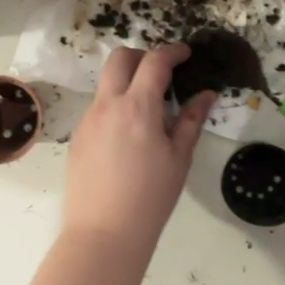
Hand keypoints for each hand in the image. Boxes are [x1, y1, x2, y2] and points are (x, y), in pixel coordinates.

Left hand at [64, 45, 215, 251]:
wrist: (103, 233)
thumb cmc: (150, 197)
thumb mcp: (179, 158)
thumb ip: (191, 120)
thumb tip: (206, 94)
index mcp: (137, 107)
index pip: (154, 62)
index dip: (172, 51)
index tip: (185, 54)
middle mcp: (108, 105)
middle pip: (119, 58)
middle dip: (142, 55)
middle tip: (162, 73)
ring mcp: (88, 120)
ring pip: (105, 83)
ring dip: (126, 81)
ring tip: (147, 108)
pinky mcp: (77, 137)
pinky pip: (97, 107)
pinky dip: (115, 105)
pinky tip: (128, 135)